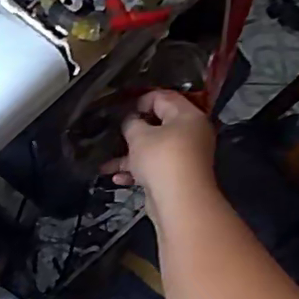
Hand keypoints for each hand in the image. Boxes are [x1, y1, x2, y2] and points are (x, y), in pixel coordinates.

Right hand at [101, 90, 216, 204]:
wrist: (179, 200)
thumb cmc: (161, 159)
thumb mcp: (139, 136)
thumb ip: (131, 123)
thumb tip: (131, 120)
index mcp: (187, 115)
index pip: (164, 97)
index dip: (141, 100)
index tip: (122, 109)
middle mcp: (190, 133)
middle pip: (159, 125)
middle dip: (134, 131)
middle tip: (116, 133)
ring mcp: (185, 156)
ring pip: (154, 149)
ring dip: (130, 156)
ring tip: (107, 163)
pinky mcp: (177, 176)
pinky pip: (155, 167)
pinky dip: (138, 171)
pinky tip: (118, 179)